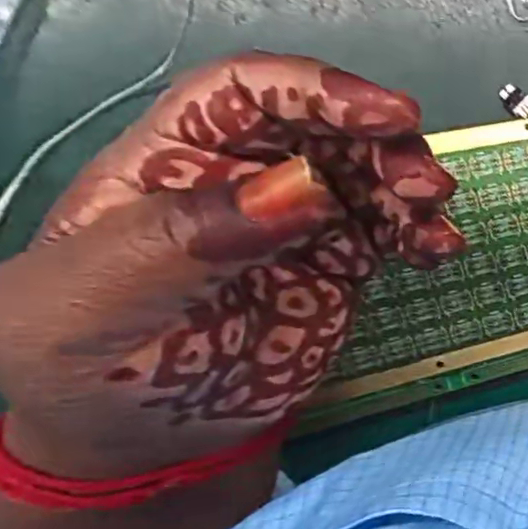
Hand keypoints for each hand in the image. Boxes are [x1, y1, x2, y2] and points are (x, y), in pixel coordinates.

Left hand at [0, 52, 465, 477]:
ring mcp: (300, 222)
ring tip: (436, 220)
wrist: (140, 439)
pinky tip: (438, 250)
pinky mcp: (339, 264)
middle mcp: (246, 176)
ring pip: (369, 176)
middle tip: (426, 183)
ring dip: (412, 187)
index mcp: (175, 157)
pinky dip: (420, 233)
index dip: (319, 90)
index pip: (248, 94)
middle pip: (327, 130)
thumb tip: (305, 187)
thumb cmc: (89, 362)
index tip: (388, 114)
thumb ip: (189, 237)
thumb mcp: (98, 299)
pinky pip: (390, 232)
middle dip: (384, 145)